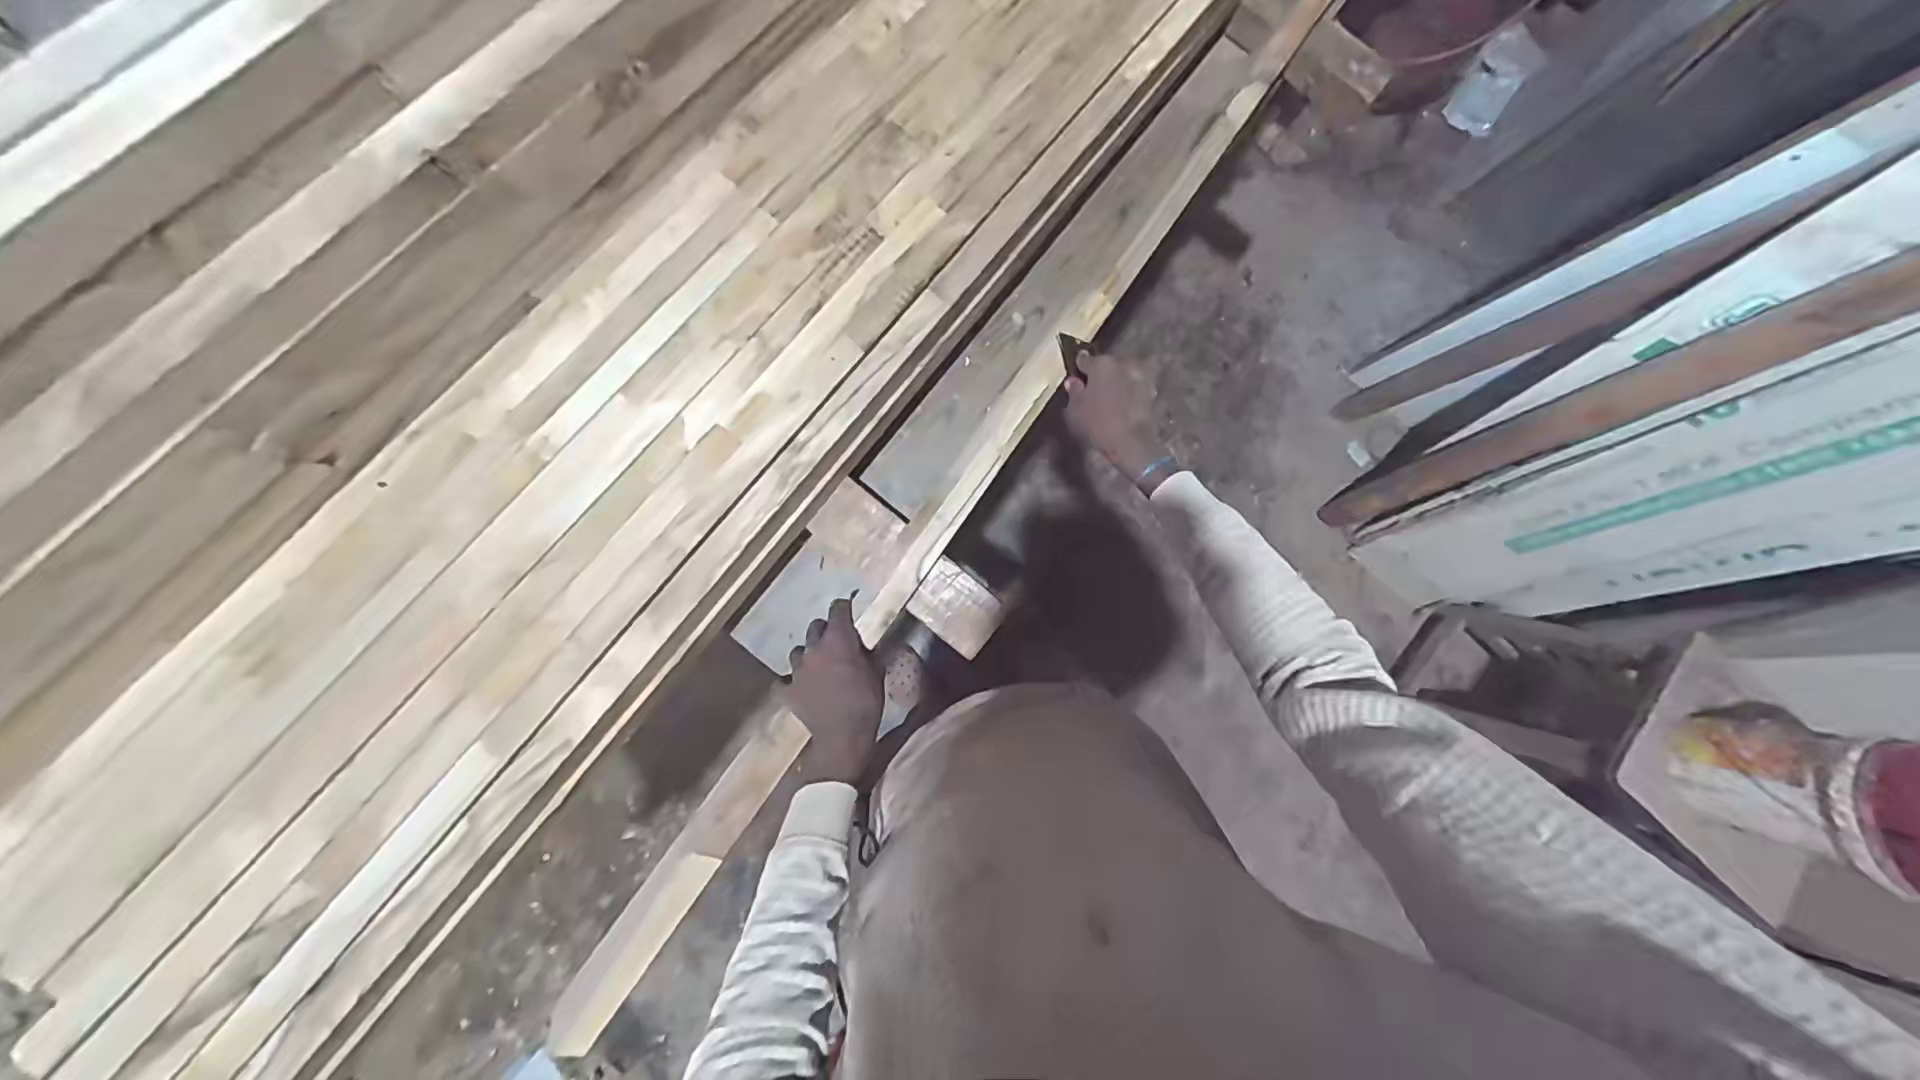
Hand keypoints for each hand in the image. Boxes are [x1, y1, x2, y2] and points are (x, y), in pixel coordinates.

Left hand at [786, 597, 883, 784]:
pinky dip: (795, 680)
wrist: (843, 737)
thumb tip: (867, 642)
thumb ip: (870, 652)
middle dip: (826, 630)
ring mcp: (797, 669)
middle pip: (816, 626)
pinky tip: (803, 686)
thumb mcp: (877, 672)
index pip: (838, 609)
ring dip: (810, 654)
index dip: (844, 606)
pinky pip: (787, 678)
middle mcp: (814, 648)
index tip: (848, 607)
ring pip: (799, 651)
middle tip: (837, 642)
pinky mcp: (788, 689)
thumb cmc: (866, 702)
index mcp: (838, 640)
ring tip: (820, 667)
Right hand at [1064, 353, 1174, 491]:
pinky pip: (1133, 384)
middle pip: (1107, 364)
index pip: (1085, 359)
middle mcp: (1123, 363)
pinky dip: (1127, 390)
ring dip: (1116, 381)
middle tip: (1093, 389)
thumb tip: (1073, 381)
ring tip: (1108, 397)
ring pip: (1122, 373)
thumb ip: (1075, 391)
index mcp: (1101, 364)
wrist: (1132, 443)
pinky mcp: (1151, 388)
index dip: (1079, 368)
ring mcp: (1140, 374)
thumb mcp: (1077, 410)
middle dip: (1100, 374)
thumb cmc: (1099, 425)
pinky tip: (1121, 404)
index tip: (1077, 374)